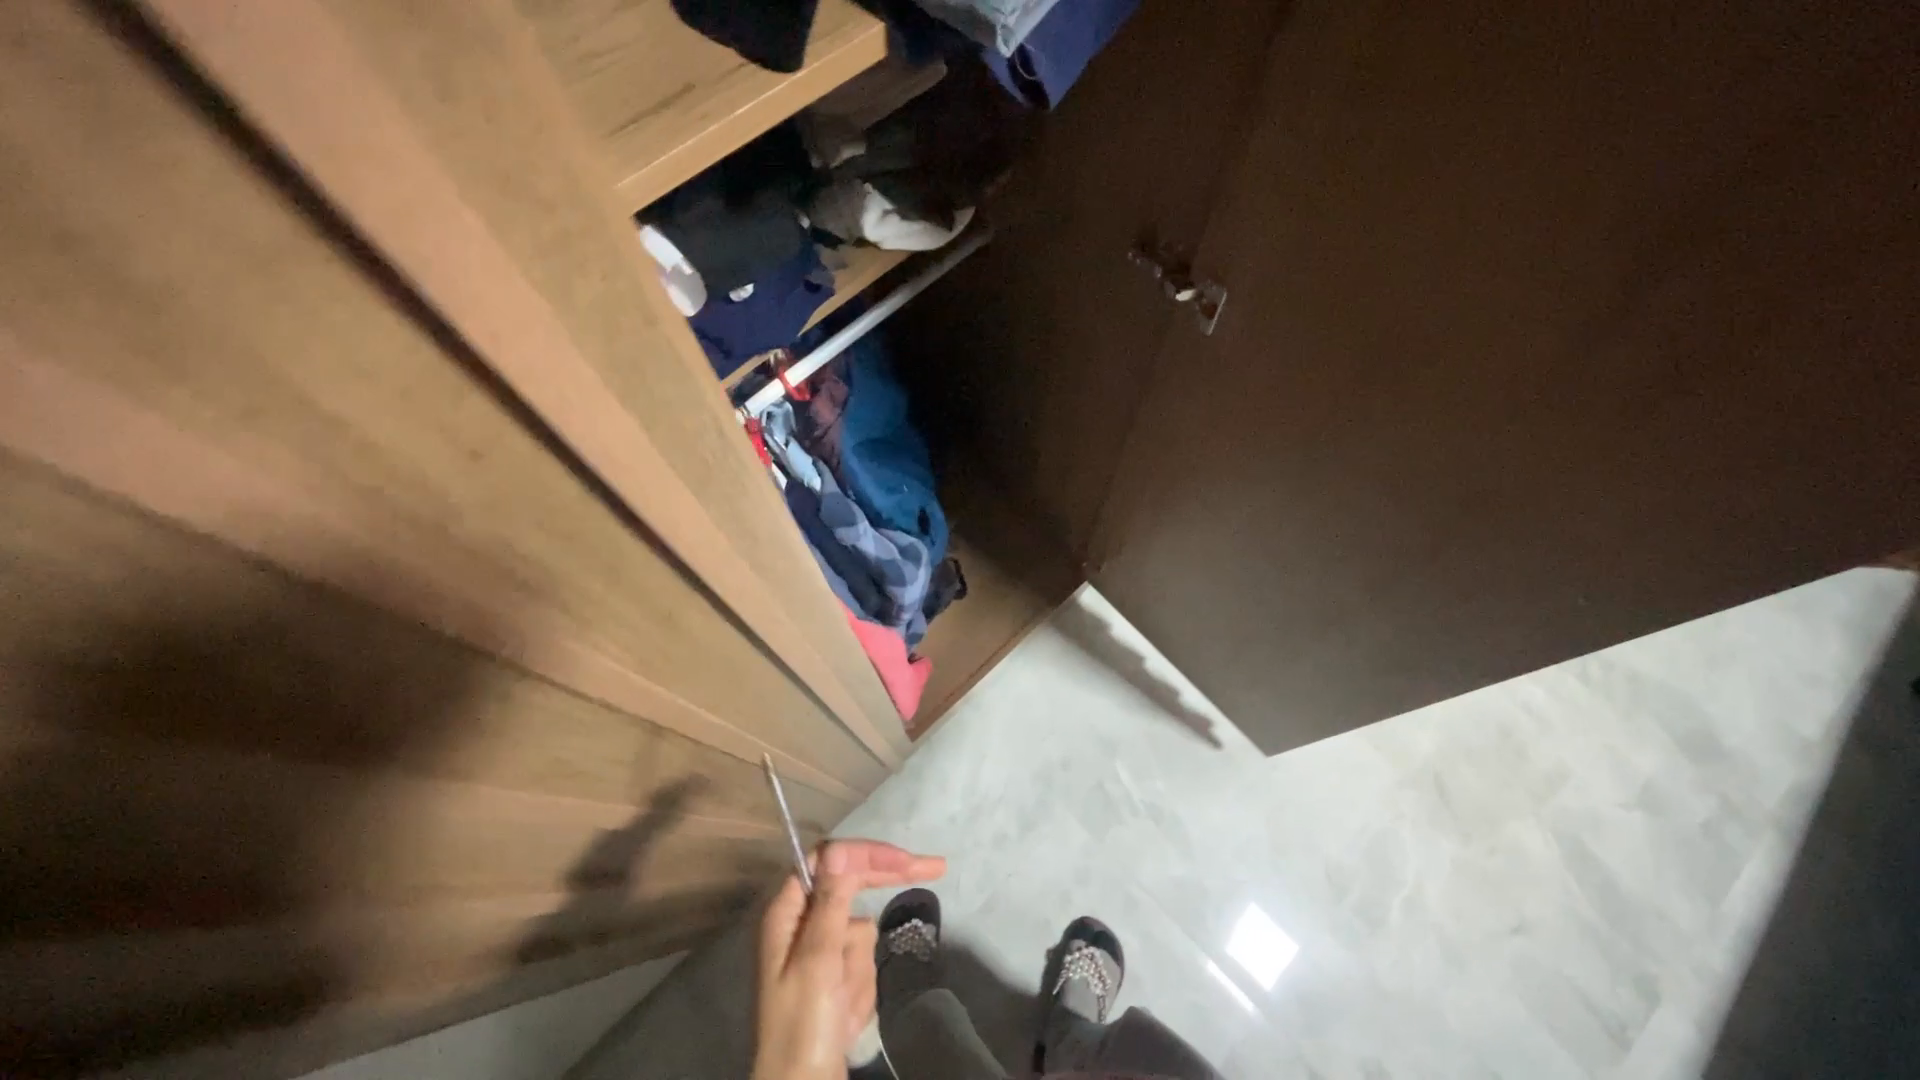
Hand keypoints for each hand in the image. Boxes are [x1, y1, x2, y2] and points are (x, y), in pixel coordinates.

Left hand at [750, 840, 946, 1079]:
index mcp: (786, 913)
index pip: (831, 859)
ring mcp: (817, 952)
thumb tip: (839, 848)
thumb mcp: (818, 960)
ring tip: (844, 1002)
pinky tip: (848, 1014)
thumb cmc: (804, 1026)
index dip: (868, 854)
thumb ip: (831, 901)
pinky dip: (860, 985)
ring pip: (859, 931)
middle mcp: (800, 924)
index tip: (908, 860)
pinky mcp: (831, 978)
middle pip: (850, 886)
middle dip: (884, 886)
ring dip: (860, 965)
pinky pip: (860, 962)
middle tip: (937, 868)